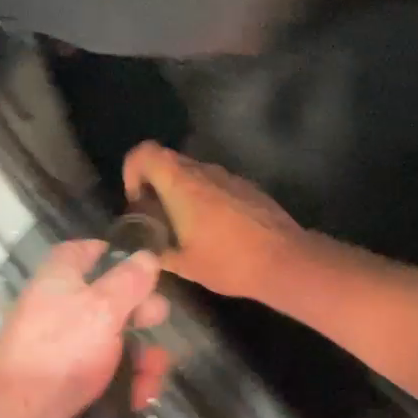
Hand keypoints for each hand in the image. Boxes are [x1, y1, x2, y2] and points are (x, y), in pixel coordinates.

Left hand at [0, 241, 172, 417]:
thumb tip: (146, 256)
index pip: (78, 252)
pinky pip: (107, 381)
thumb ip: (129, 281)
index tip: (139, 262)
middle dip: (138, 311)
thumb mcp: (103, 307)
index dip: (108, 253)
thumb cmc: (62, 351)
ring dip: (140, 356)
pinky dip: (128, 386)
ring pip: (112, 345)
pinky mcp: (69, 390)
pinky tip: (143, 395)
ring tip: (155, 370)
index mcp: (57, 281)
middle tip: (159, 319)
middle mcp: (57, 314)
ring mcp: (63, 354)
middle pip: (104, 301)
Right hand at [122, 142, 304, 301]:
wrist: (285, 261)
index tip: (137, 200)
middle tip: (156, 218)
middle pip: (168, 162)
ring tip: (184, 228)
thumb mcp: (184, 265)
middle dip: (155, 185)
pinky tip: (214, 230)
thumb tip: (144, 252)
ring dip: (181, 193)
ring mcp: (228, 176)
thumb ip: (158, 253)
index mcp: (181, 183)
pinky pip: (215, 184)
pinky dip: (205, 198)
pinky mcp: (247, 187)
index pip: (145, 153)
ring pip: (193, 173)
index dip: (132, 170)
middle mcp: (203, 171)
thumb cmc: (228, 261)